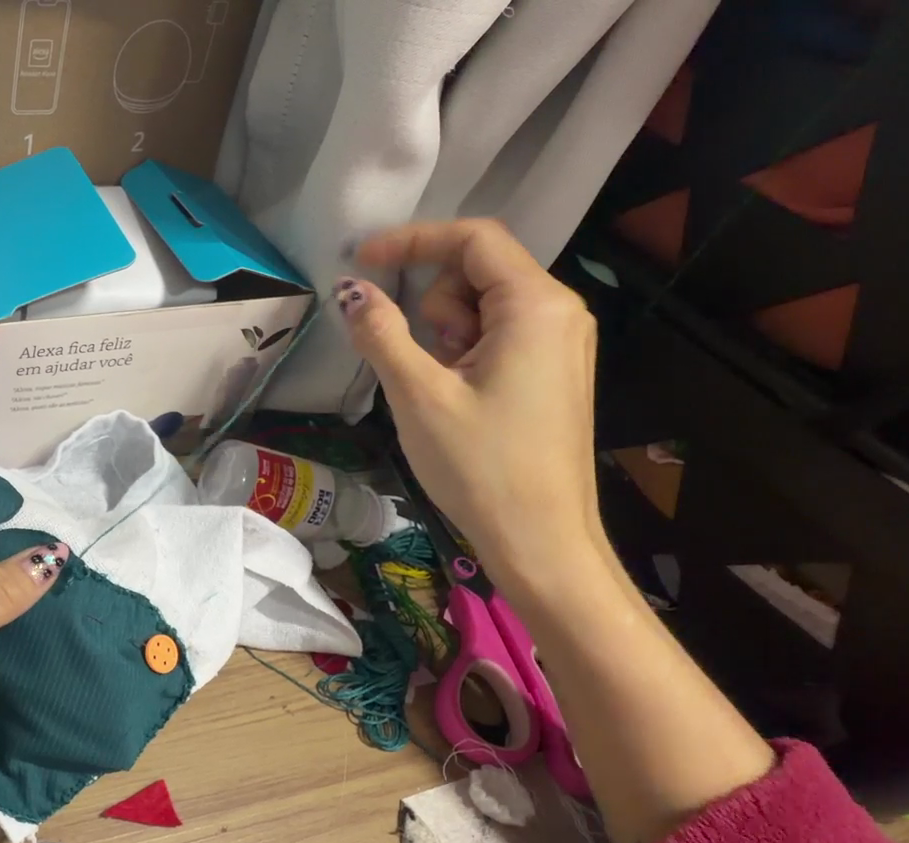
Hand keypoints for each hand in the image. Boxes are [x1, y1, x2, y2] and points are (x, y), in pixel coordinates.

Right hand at [336, 219, 607, 590]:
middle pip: (477, 271)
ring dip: (445, 334)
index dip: (413, 241)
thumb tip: (348, 289)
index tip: (360, 260)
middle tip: (421, 362)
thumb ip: (381, 334)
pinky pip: (497, 337)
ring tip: (439, 390)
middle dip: (433, 304)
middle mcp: (559, 312)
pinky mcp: (550, 372)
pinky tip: (455, 397)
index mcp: (536, 306)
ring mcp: (559, 343)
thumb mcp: (419, 396)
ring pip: (483, 307)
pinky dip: (462, 353)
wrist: (538, 537)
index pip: (474, 239)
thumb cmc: (480, 465)